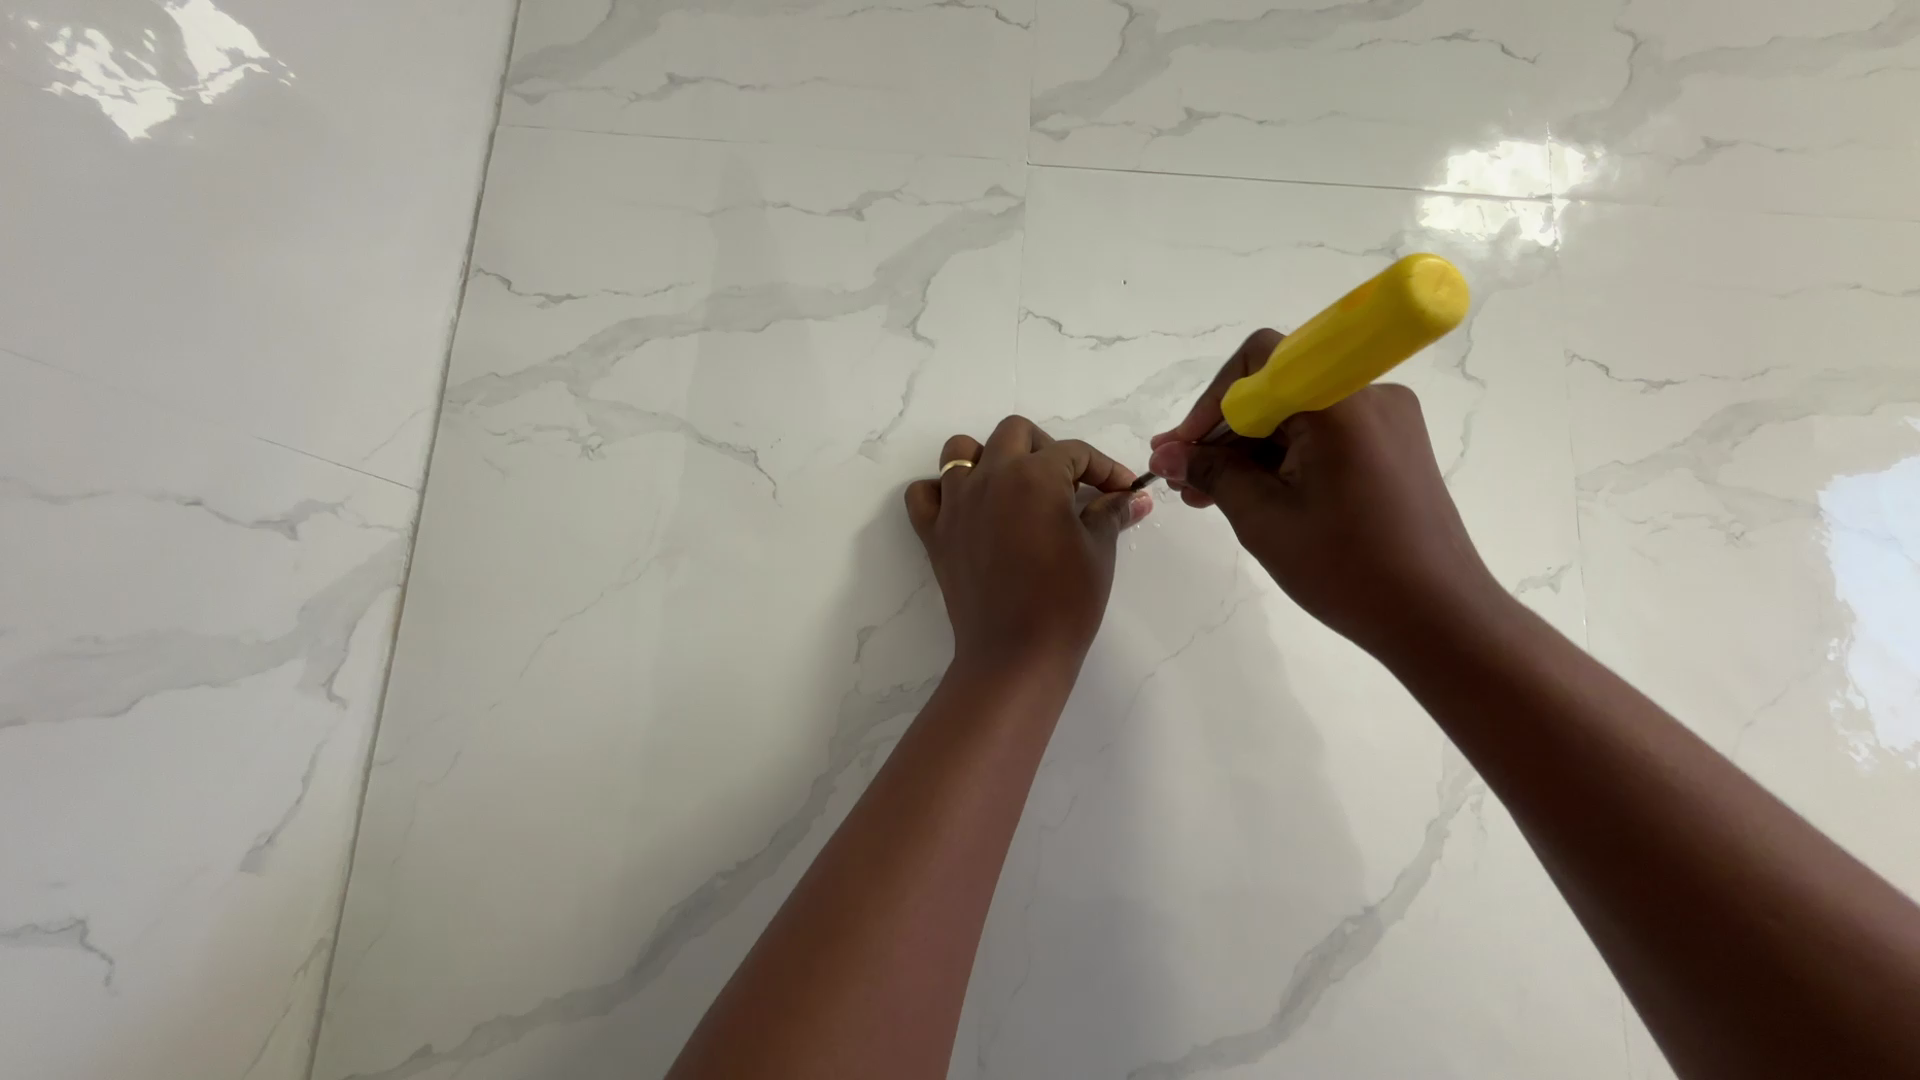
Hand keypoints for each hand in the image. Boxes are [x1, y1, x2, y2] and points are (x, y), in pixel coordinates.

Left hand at [905, 416, 1152, 675]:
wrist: (1016, 653)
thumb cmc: (1066, 601)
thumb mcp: (1098, 551)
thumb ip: (1110, 513)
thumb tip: (1132, 497)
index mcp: (1035, 476)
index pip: (1074, 452)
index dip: (1103, 468)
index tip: (1120, 490)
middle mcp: (990, 477)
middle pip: (1015, 433)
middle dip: (1046, 448)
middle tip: (1067, 483)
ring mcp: (956, 503)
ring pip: (961, 450)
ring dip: (988, 457)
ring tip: (1013, 487)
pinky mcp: (934, 532)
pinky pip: (924, 494)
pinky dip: (941, 492)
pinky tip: (967, 510)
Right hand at [1146, 330, 1504, 656]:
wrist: (1437, 616)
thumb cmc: (1345, 566)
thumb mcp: (1263, 518)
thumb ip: (1212, 472)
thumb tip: (1168, 454)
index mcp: (1338, 402)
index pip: (1258, 361)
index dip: (1210, 402)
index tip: (1181, 449)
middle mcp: (1368, 396)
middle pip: (1275, 390)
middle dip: (1221, 433)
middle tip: (1180, 478)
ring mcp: (1384, 422)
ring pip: (1295, 418)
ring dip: (1246, 451)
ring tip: (1204, 495)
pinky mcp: (1389, 449)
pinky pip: (1320, 438)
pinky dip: (1280, 460)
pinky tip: (1249, 496)